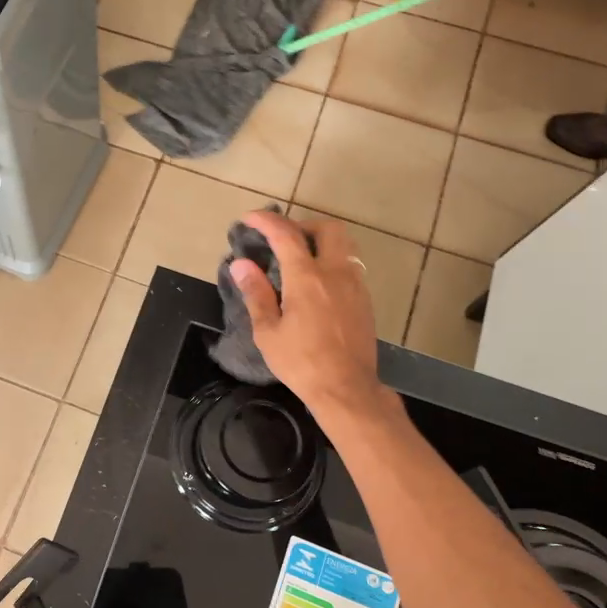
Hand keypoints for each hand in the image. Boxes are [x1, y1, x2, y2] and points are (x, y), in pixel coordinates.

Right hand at [228, 211, 384, 417]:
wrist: (346, 388)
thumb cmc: (301, 362)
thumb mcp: (268, 331)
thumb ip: (256, 293)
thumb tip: (242, 264)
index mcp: (307, 278)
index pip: (286, 235)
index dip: (266, 221)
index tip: (249, 219)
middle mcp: (335, 272)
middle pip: (328, 229)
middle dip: (303, 226)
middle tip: (283, 240)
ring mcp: (355, 285)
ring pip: (345, 245)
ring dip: (322, 242)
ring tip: (301, 259)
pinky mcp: (365, 300)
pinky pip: (350, 266)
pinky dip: (333, 262)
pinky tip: (318, 284)